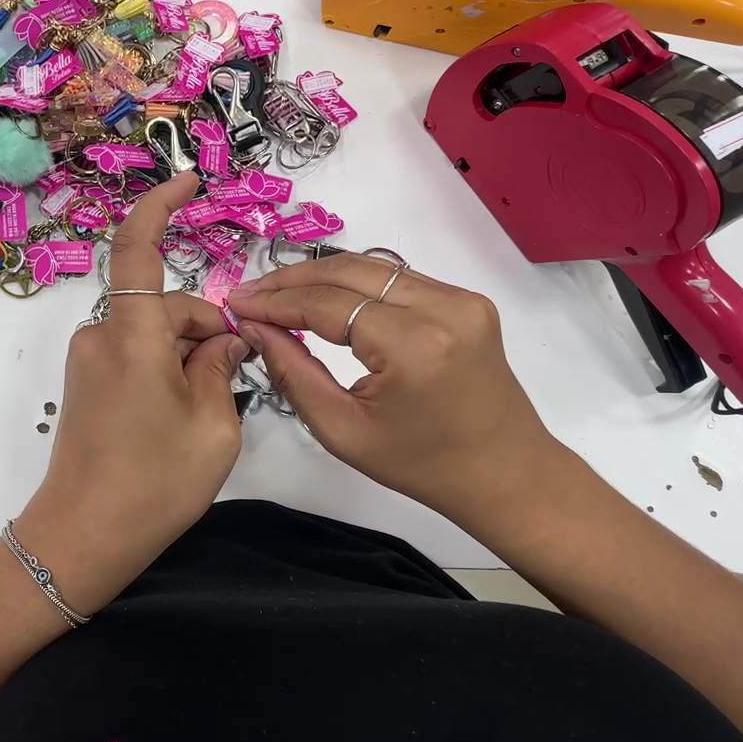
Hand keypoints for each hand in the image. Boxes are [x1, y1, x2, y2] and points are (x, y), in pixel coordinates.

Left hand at [12, 172, 249, 615]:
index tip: (188, 182)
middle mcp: (101, 335)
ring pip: (152, 331)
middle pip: (165, 306)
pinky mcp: (85, 379)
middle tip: (236, 379)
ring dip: (186, 354)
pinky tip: (179, 413)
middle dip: (207, 330)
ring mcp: (88, 358)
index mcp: (131, 336)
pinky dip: (164, 366)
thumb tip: (226, 338)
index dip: (161, 206)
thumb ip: (222, 368)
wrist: (83, 535)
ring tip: (206, 412)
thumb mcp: (213, 428)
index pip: (139, 247)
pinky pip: (134, 352)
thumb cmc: (154, 484)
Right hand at [224, 254, 563, 526]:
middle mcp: (443, 307)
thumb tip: (253, 327)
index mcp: (414, 345)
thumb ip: (292, 371)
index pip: (326, 304)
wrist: (508, 475)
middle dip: (289, 280)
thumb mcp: (341, 430)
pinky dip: (350, 282)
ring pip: (369, 266)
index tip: (234, 305)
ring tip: (274, 293)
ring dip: (317, 276)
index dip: (274, 302)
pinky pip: (393, 277)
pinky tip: (319, 296)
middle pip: (346, 271)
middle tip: (247, 294)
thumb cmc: (420, 465)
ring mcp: (460, 298)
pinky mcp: (466, 300)